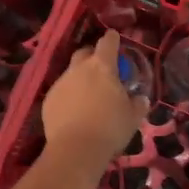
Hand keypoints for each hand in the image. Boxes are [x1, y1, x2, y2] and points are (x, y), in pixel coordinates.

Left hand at [41, 30, 147, 160]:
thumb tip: (140, 98)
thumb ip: (138, 104)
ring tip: (87, 95)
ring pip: (71, 73)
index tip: (114, 39)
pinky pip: (61, 91)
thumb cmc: (110, 128)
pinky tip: (73, 112)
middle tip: (101, 69)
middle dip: (92, 56)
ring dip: (79, 78)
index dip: (112, 39)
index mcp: (102, 67)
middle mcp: (79, 69)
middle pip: (84, 52)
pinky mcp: (48, 99)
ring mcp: (61, 83)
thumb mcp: (133, 117)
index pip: (107, 42)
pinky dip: (68, 96)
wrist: (75, 150)